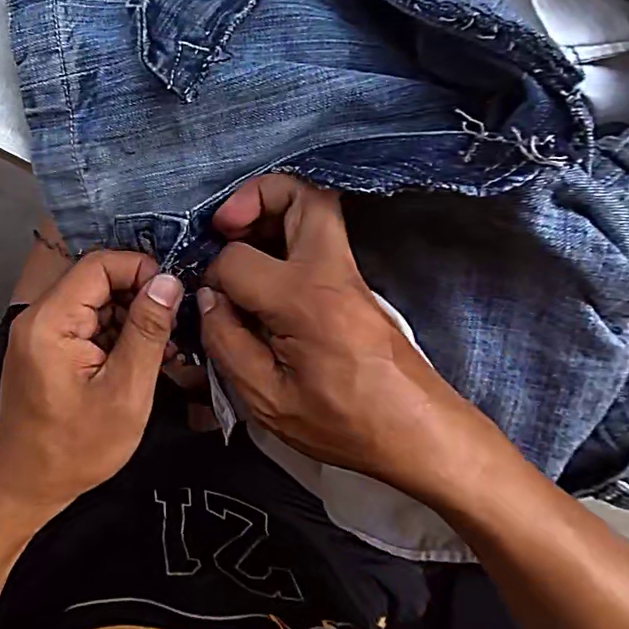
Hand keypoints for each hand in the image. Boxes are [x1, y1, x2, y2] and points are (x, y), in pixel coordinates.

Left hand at [0, 251, 182, 520]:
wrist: (26, 486)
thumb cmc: (74, 450)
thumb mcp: (125, 392)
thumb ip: (147, 331)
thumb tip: (168, 282)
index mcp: (50, 322)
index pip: (99, 264)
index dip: (141, 271)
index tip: (173, 297)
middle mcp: (38, 317)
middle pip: (97, 281)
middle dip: (139, 298)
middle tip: (170, 332)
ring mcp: (39, 332)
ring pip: (95, 302)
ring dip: (130, 320)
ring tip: (159, 353)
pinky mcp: (46, 348)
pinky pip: (86, 324)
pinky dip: (115, 336)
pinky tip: (138, 362)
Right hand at [198, 175, 517, 507]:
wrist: (418, 434)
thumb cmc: (345, 425)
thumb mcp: (266, 399)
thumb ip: (226, 342)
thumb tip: (210, 300)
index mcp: (304, 301)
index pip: (238, 260)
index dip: (211, 276)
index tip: (209, 301)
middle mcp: (330, 272)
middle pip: (300, 193)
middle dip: (253, 196)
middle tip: (223, 225)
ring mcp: (349, 274)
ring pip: (316, 205)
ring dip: (273, 208)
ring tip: (239, 237)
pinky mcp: (355, 284)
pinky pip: (320, 234)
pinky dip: (287, 230)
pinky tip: (263, 264)